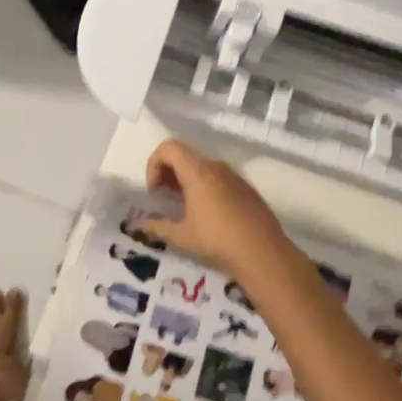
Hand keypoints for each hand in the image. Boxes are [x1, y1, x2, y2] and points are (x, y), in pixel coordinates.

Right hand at [139, 140, 291, 278]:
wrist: (263, 253)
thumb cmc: (217, 241)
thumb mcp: (182, 236)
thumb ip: (157, 227)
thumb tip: (138, 226)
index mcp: (197, 172)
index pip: (168, 147)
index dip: (154, 164)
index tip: (155, 191)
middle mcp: (215, 166)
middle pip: (184, 154)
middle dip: (167, 171)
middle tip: (163, 197)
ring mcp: (233, 175)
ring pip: (202, 164)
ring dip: (186, 178)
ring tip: (183, 205)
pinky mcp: (245, 187)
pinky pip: (218, 175)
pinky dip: (204, 184)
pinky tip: (207, 212)